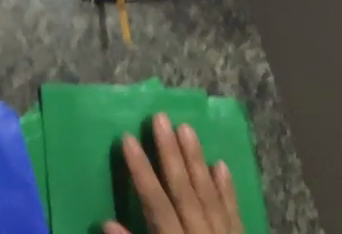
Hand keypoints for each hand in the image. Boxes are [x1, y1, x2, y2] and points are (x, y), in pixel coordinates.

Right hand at [104, 113, 243, 233]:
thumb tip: (107, 222)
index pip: (156, 204)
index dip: (141, 172)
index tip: (127, 138)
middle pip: (185, 192)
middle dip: (171, 155)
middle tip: (161, 118)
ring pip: (210, 196)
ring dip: (197, 162)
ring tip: (187, 129)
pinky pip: (235, 215)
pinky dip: (227, 190)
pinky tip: (220, 166)